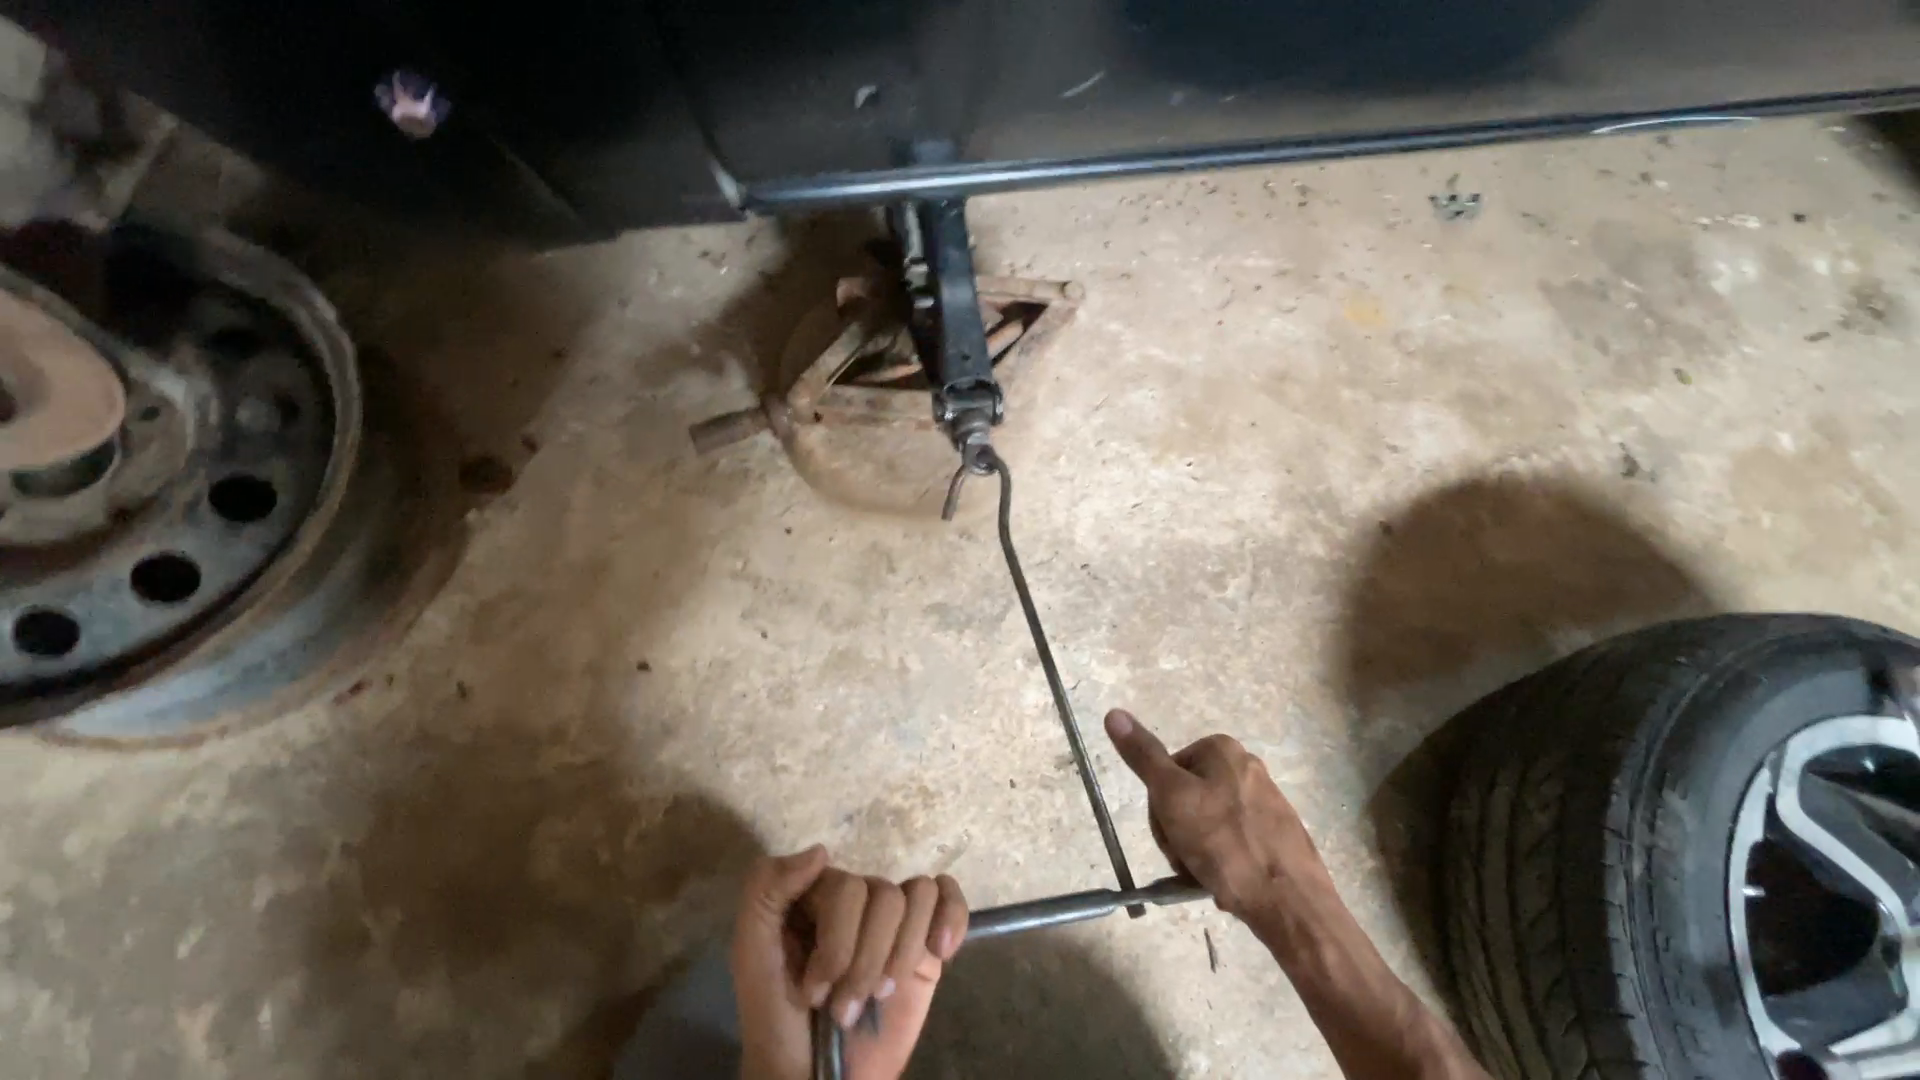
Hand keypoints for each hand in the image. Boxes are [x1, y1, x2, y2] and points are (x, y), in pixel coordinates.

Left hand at [730, 846, 969, 1079]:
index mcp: (815, 893)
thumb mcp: (752, 952)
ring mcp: (892, 922)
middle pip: (885, 896)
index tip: (814, 991)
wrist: (811, 1076)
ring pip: (917, 898)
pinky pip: (948, 900)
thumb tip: (821, 850)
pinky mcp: (925, 947)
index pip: (847, 886)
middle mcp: (856, 900)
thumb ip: (767, 890)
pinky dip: (952, 917)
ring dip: (899, 957)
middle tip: (842, 1009)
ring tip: (878, 997)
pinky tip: (941, 950)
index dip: (837, 941)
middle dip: (865, 961)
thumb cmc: (776, 1019)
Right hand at [1104, 709, 1326, 919]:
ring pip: (1207, 823)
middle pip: (1186, 797)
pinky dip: (1222, 861)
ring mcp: (1266, 801)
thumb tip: (1113, 713)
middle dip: (1177, 832)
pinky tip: (1226, 881)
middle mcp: (1247, 767)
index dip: (1159, 808)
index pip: (1166, 772)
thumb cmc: (1225, 843)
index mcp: (1221, 750)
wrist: (1290, 902)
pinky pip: (1233, 842)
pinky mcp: (1278, 834)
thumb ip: (1143, 756)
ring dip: (1196, 851)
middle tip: (1185, 858)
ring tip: (1205, 875)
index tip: (1169, 835)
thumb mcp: (1171, 796)